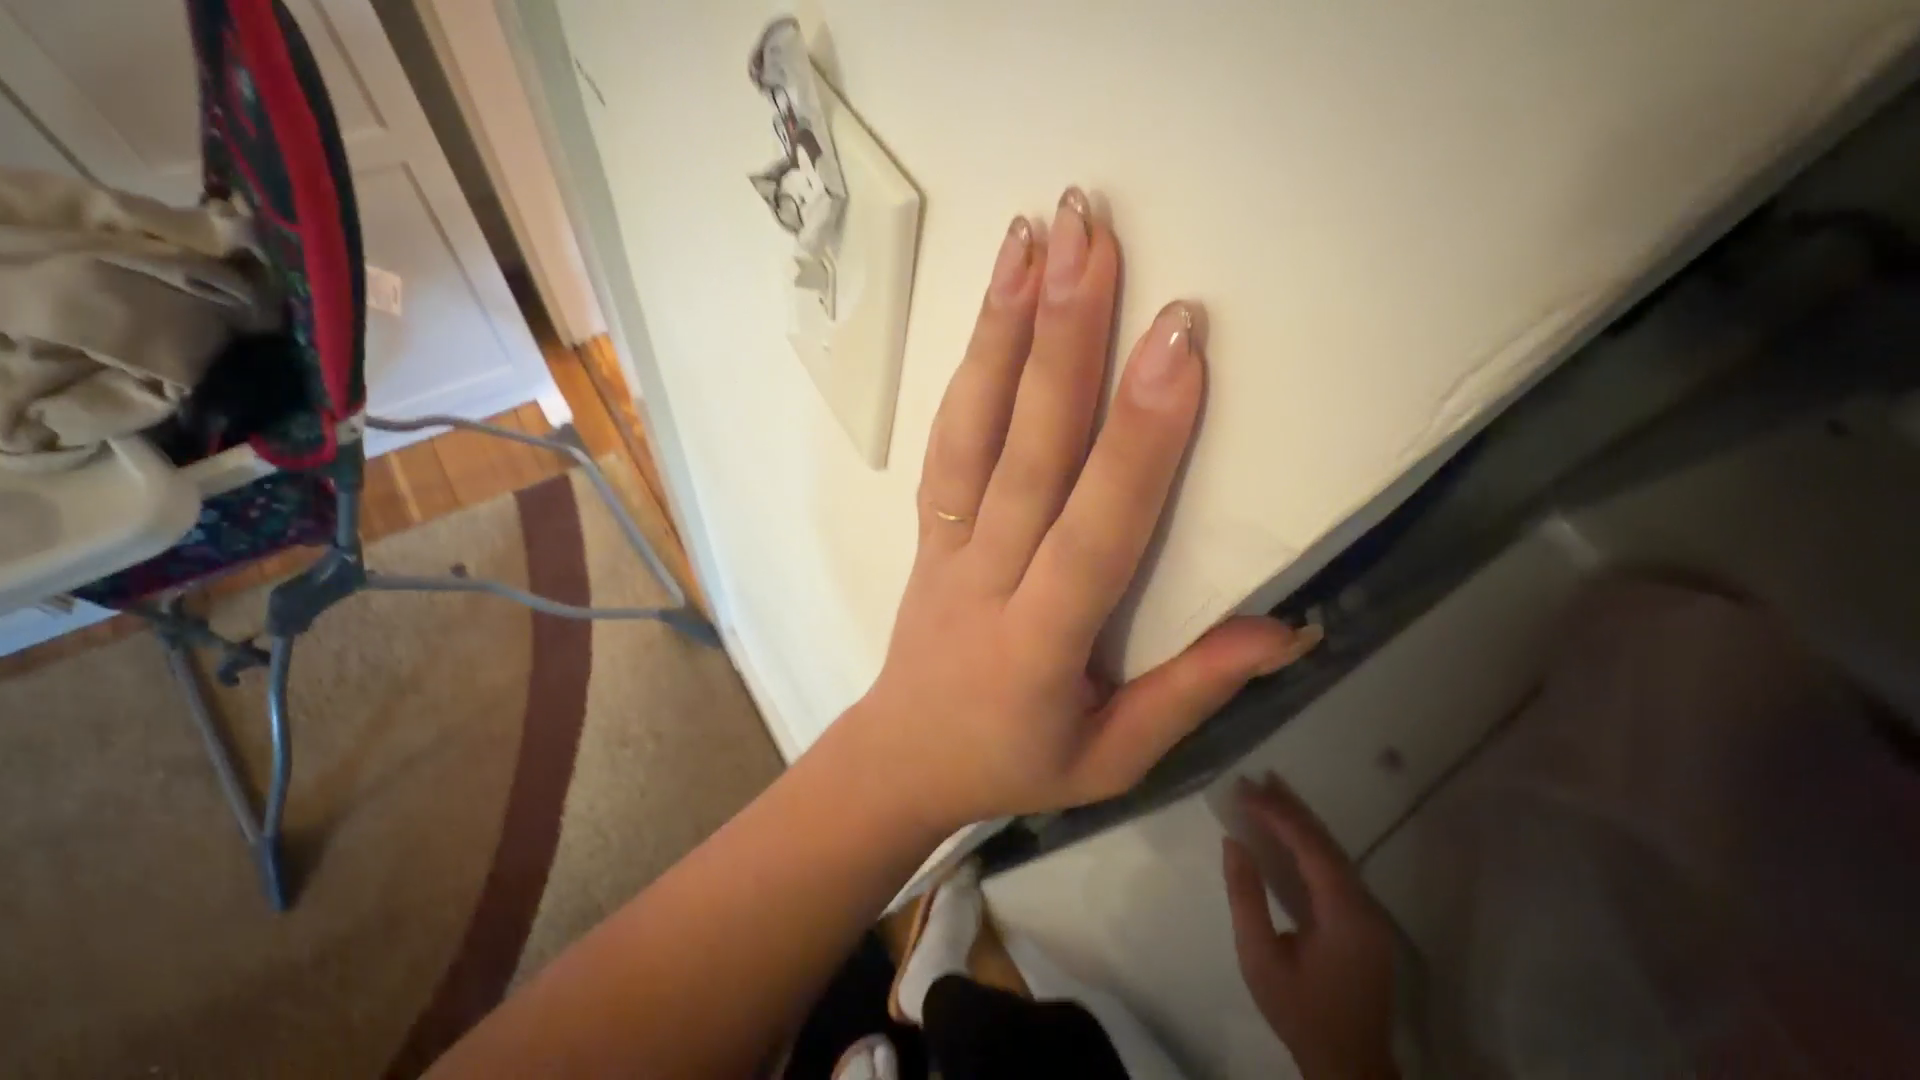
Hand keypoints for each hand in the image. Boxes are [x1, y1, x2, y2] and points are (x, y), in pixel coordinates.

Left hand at [850, 187, 1318, 829]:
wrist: (902, 758)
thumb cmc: (1017, 762)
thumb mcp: (1114, 758)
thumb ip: (1193, 691)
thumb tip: (1290, 629)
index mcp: (1040, 642)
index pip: (1095, 530)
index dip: (1141, 440)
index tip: (1179, 342)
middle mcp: (988, 576)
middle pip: (1029, 450)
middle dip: (1068, 339)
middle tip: (1096, 234)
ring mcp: (948, 541)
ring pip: (976, 426)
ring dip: (1005, 325)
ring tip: (1035, 234)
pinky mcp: (928, 523)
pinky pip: (946, 439)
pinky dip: (970, 366)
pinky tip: (993, 303)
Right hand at [1223, 774, 1398, 1079]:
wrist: (1347, 1062)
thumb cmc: (1299, 1010)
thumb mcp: (1260, 958)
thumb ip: (1247, 897)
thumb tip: (1233, 843)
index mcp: (1344, 912)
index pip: (1310, 847)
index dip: (1277, 815)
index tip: (1245, 790)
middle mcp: (1365, 905)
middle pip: (1327, 844)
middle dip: (1289, 809)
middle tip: (1255, 780)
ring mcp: (1369, 914)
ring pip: (1335, 855)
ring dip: (1301, 824)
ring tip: (1269, 793)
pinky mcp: (1364, 923)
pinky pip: (1337, 872)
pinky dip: (1310, 848)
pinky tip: (1290, 836)